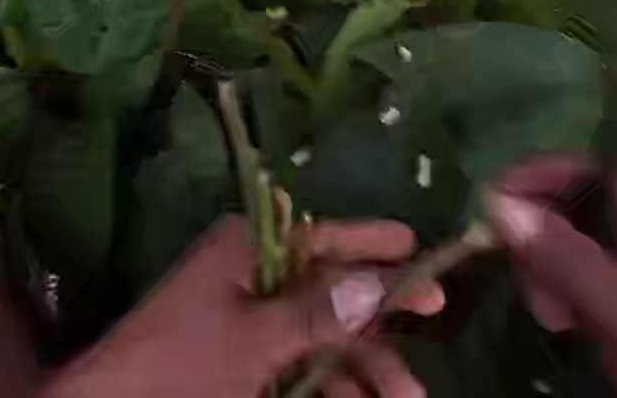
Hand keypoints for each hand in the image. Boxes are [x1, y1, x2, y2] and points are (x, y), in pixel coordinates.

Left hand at [39, 216, 444, 397]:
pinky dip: (329, 383)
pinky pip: (299, 364)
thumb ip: (315, 313)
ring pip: (320, 333)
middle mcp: (253, 274)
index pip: (321, 234)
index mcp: (249, 248)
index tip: (416, 246)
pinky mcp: (243, 359)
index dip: (369, 241)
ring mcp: (248, 319)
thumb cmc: (183, 361)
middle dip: (376, 317)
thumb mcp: (254, 339)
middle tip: (433, 323)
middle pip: (328, 287)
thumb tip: (375, 283)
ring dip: (361, 364)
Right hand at [486, 156, 616, 397]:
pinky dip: (562, 293)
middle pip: (575, 207)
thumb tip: (496, 203)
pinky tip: (564, 323)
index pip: (590, 172)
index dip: (538, 177)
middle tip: (529, 283)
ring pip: (572, 244)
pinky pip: (583, 277)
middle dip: (542, 238)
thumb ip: (567, 260)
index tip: (493, 200)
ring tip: (552, 317)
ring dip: (548, 272)